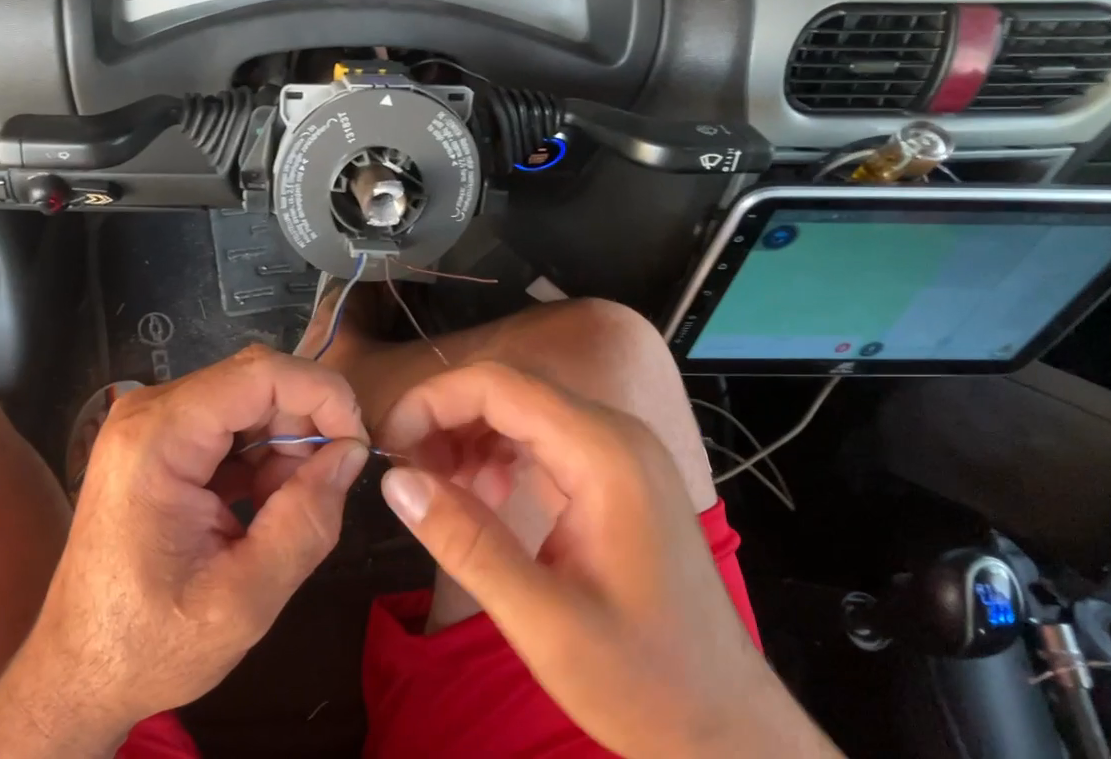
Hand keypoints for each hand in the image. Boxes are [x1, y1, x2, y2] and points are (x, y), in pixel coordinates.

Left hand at [0, 347, 368, 756]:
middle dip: (303, 427)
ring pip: (245, 401)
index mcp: (159, 437)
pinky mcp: (155, 442)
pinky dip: (257, 459)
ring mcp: (148, 423)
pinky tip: (255, 511)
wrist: (78, 669)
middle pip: (253, 382)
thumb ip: (306, 520)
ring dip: (282, 447)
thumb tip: (352, 452)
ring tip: (281, 515)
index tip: (358, 445)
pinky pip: (225, 425)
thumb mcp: (245, 598)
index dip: (323, 395)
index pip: (260, 373)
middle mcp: (148, 411)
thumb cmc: (151, 644)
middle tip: (321, 494)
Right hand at [375, 363, 840, 758]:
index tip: (386, 446)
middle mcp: (614, 436)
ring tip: (431, 491)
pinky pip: (539, 442)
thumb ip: (466, 543)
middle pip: (507, 391)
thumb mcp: (543, 621)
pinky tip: (474, 499)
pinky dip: (494, 458)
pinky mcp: (612, 477)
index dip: (431, 402)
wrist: (724, 724)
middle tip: (402, 474)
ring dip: (465, 439)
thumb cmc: (642, 679)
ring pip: (519, 412)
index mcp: (604, 454)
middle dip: (443, 421)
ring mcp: (617, 454)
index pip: (499, 385)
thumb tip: (393, 480)